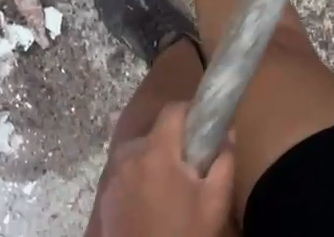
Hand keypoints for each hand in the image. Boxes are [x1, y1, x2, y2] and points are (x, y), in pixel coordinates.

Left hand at [97, 104, 235, 236]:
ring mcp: (113, 175)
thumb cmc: (183, 234)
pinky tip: (152, 198)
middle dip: (172, 141)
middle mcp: (129, 154)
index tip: (203, 127)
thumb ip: (225, 161)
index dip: (190, 112)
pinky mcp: (104, 196)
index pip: (172, 109)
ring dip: (154, 157)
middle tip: (190, 163)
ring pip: (138, 151)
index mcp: (156, 149)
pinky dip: (138, 176)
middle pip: (154, 131)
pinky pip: (125, 171)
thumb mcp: (214, 202)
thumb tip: (229, 131)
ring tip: (170, 184)